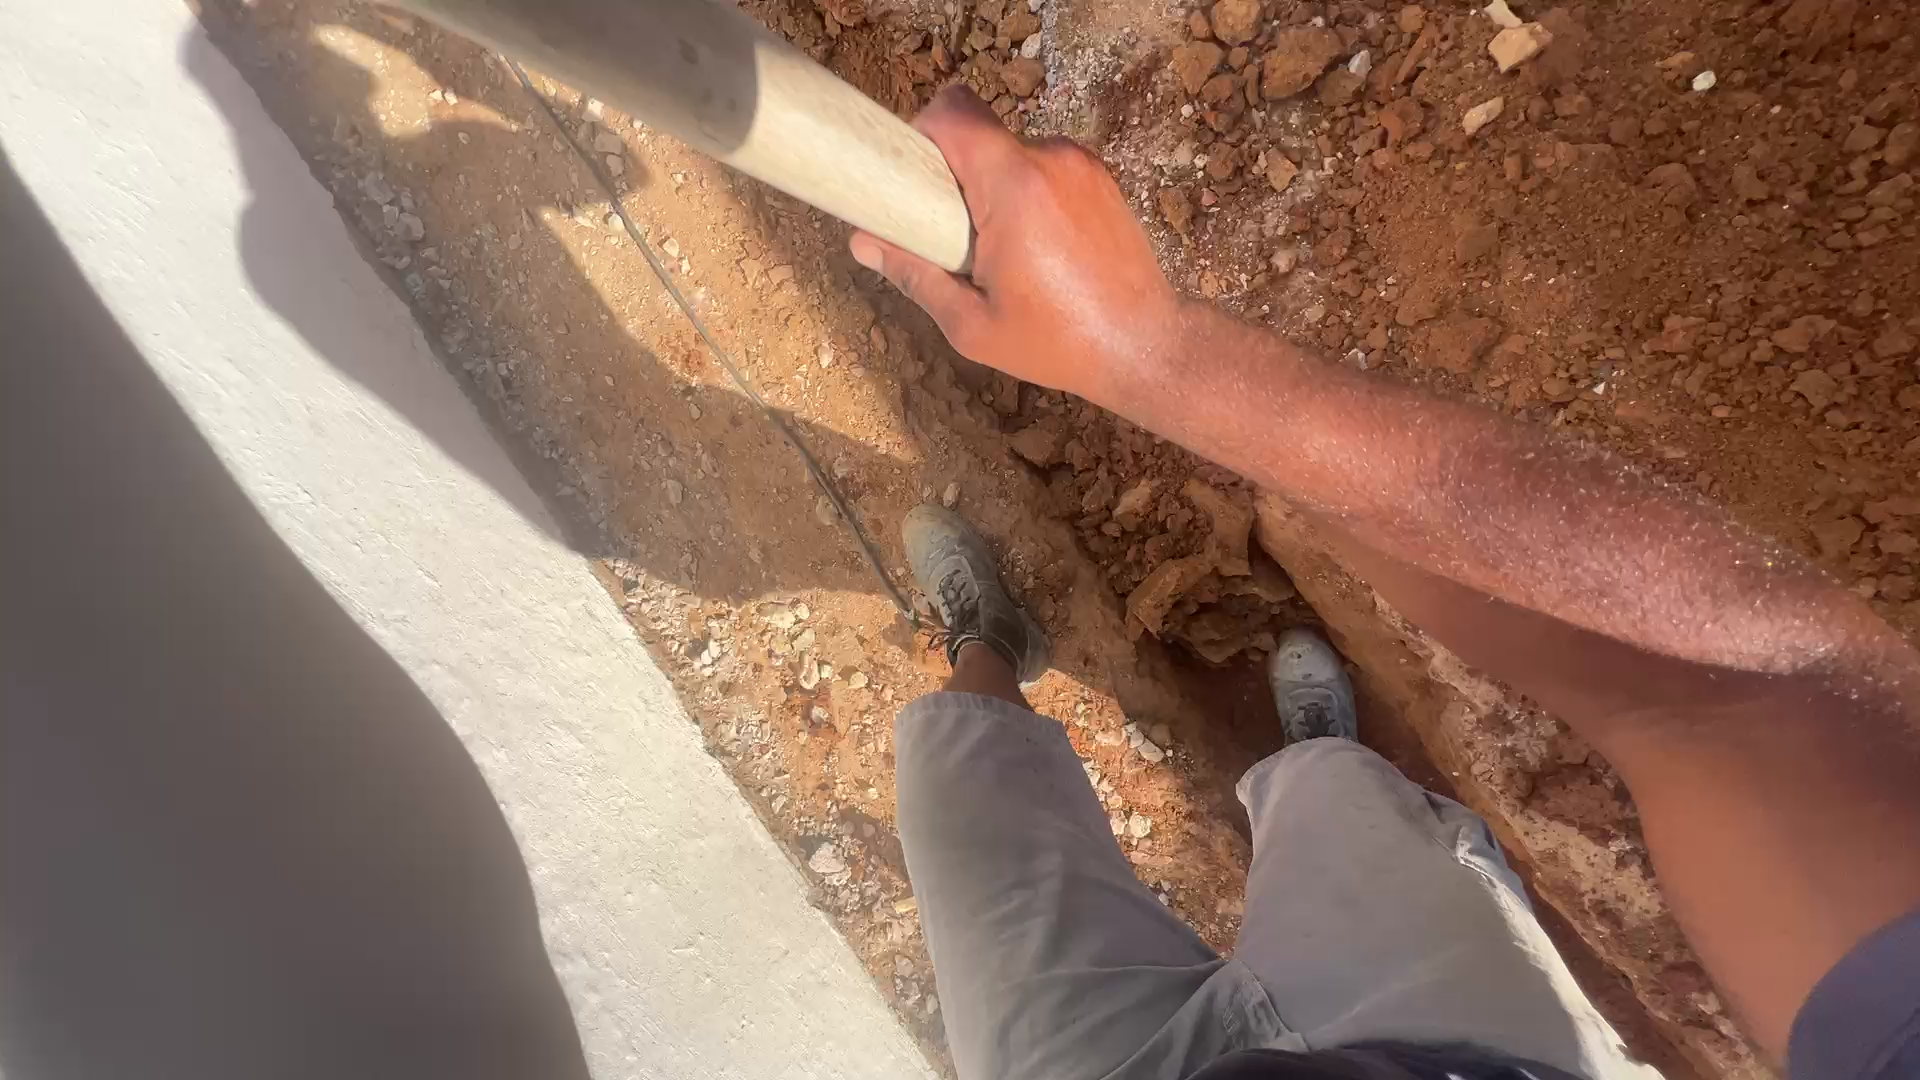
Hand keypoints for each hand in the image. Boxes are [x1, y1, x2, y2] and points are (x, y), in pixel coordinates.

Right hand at [849, 87, 1182, 409]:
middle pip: (978, 134)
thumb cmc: (1058, 343)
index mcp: (1013, 187)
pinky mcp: (1100, 176)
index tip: (915, 182)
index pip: (951, 112)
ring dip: (994, 193)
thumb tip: (864, 245)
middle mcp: (1049, 158)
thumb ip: (914, 276)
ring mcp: (1080, 163)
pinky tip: (1038, 251)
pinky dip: (1027, 198)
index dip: (921, 136)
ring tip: (1006, 256)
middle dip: (955, 178)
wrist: (1142, 345)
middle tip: (959, 241)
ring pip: (1011, 155)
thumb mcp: (972, 325)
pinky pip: (1043, 169)